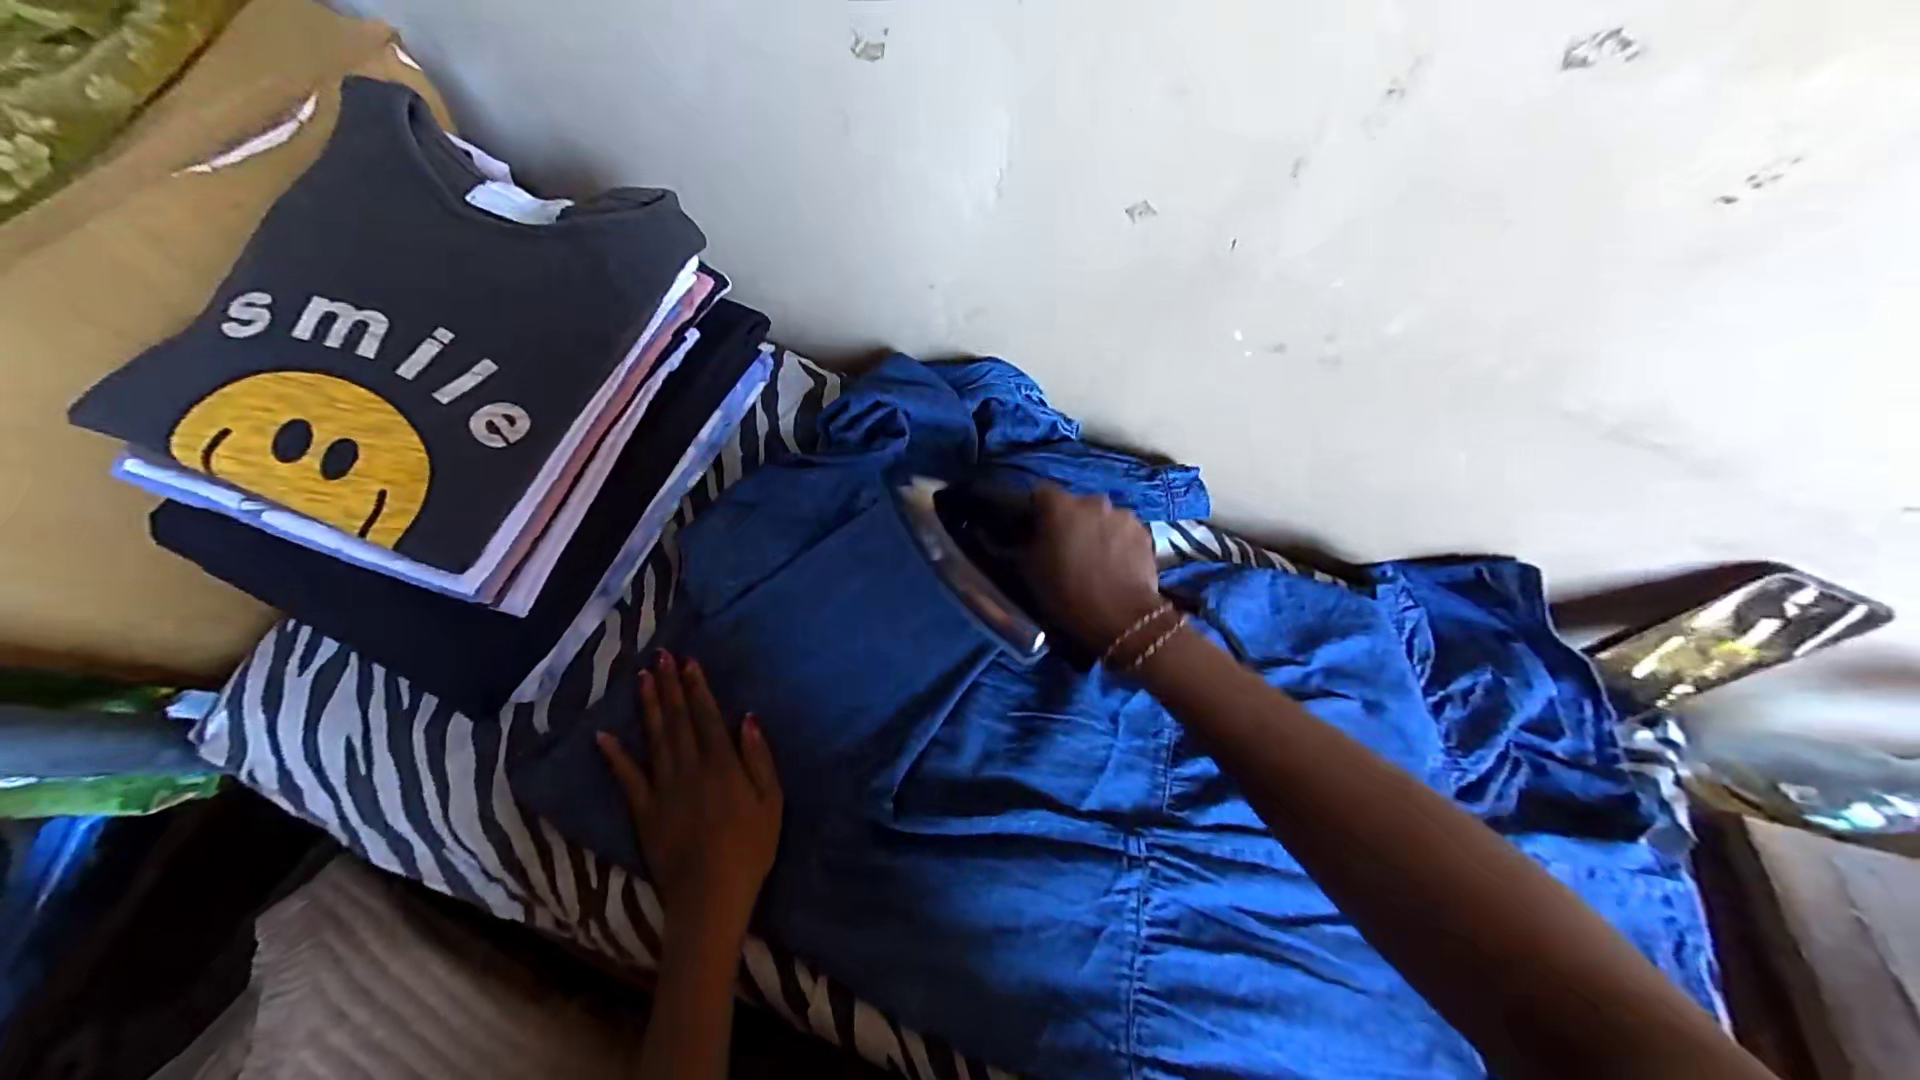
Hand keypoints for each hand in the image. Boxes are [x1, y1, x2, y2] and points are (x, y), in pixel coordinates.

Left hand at [597, 652, 782, 932]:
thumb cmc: (751, 847)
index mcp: (723, 763)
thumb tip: (747, 718)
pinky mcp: (643, 811)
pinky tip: (603, 735)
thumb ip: (759, 757)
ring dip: (648, 706)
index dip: (697, 687)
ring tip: (641, 678)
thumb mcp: (772, 801)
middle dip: (670, 685)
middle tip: (660, 656)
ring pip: (654, 738)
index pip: (708, 716)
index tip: (688, 662)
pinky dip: (614, 756)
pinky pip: (627, 778)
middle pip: (678, 719)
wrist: (711, 893)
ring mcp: (663, 788)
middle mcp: (690, 767)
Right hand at [1016, 483, 1165, 652]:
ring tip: (1092, 559)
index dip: (1034, 511)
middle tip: (1063, 548)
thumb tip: (996, 534)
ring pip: (1100, 517)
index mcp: (1060, 505)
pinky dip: (1116, 541)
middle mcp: (1093, 500)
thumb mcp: (1028, 571)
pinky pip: (1122, 530)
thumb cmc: (1067, 593)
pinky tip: (1114, 564)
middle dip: (1067, 521)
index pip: (1040, 494)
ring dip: (1094, 530)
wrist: (1121, 618)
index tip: (1032, 531)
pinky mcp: (1144, 532)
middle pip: (1073, 505)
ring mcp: (1122, 514)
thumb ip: (1012, 546)